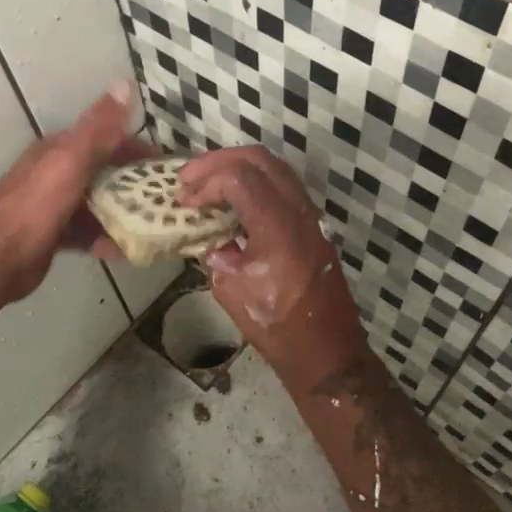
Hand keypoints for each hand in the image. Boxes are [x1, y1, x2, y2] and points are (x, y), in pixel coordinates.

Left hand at [0, 81, 152, 302]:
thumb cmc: (35, 207)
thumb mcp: (70, 161)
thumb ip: (98, 127)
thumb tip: (124, 83)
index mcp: (59, 150)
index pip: (106, 139)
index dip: (138, 149)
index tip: (168, 168)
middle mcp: (56, 171)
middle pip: (104, 172)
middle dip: (136, 184)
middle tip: (168, 199)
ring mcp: (54, 204)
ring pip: (98, 203)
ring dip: (123, 212)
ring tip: (153, 225)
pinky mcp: (53, 233)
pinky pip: (87, 231)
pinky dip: (105, 238)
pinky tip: (124, 250)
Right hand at [178, 146, 371, 386]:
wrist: (327, 352)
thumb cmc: (278, 327)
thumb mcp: (232, 290)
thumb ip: (217, 255)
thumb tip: (211, 239)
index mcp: (278, 226)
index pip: (238, 177)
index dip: (205, 182)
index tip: (184, 201)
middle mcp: (299, 211)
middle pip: (259, 160)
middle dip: (220, 161)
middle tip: (189, 177)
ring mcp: (310, 217)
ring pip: (275, 169)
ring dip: (239, 169)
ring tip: (208, 185)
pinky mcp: (313, 228)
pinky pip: (283, 188)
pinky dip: (256, 185)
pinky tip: (233, 204)